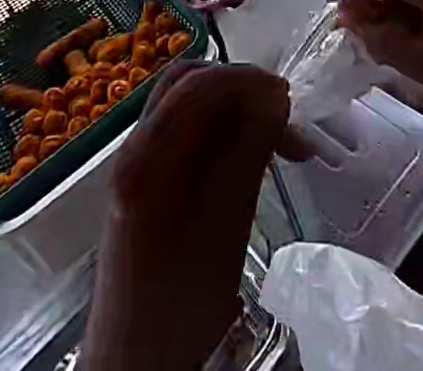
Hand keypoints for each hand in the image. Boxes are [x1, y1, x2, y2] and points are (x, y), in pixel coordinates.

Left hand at [83, 64, 288, 370]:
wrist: (136, 359)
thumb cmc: (178, 306)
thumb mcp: (222, 229)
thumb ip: (245, 156)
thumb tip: (275, 98)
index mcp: (144, 159)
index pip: (192, 86)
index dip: (241, 79)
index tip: (287, 95)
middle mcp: (136, 147)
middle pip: (189, 85)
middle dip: (240, 88)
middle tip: (286, 111)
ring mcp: (143, 160)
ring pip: (195, 107)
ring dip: (240, 111)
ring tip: (287, 140)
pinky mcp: (156, 176)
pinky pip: (195, 135)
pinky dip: (231, 135)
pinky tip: (263, 156)